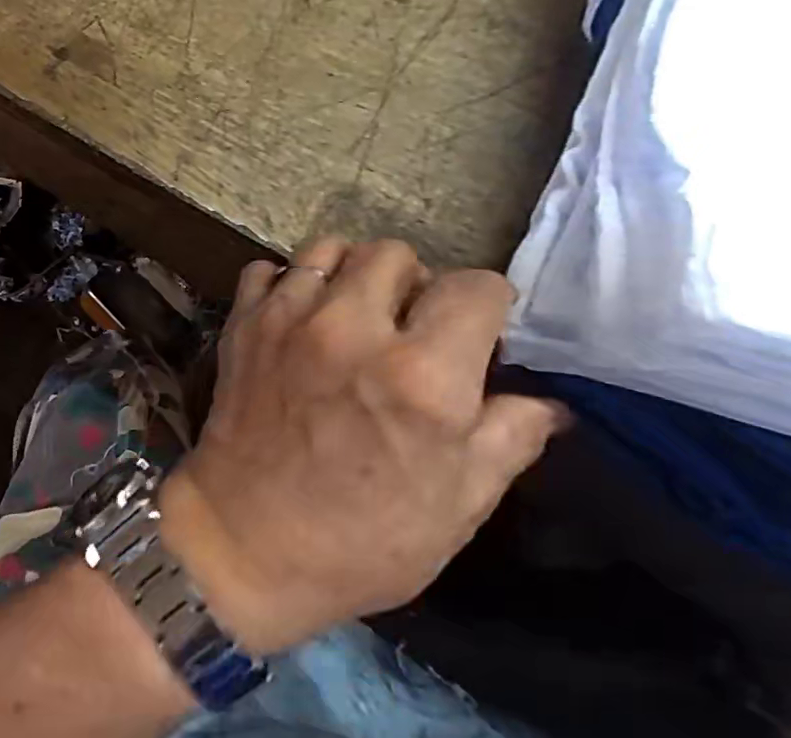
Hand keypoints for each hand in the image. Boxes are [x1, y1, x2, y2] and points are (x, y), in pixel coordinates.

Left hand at [156, 237, 569, 655]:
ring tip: (353, 314)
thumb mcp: (459, 506)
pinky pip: (266, 269)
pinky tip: (298, 318)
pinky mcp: (243, 324)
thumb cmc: (362, 541)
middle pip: (395, 254)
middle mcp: (352, 329)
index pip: (475, 288)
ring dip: (350, 274)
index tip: (478, 332)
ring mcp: (289, 319)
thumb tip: (547, 402)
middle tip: (408, 326)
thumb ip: (509, 438)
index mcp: (421, 375)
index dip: (487, 307)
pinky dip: (287, 283)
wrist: (246, 543)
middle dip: (415, 283)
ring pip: (330, 248)